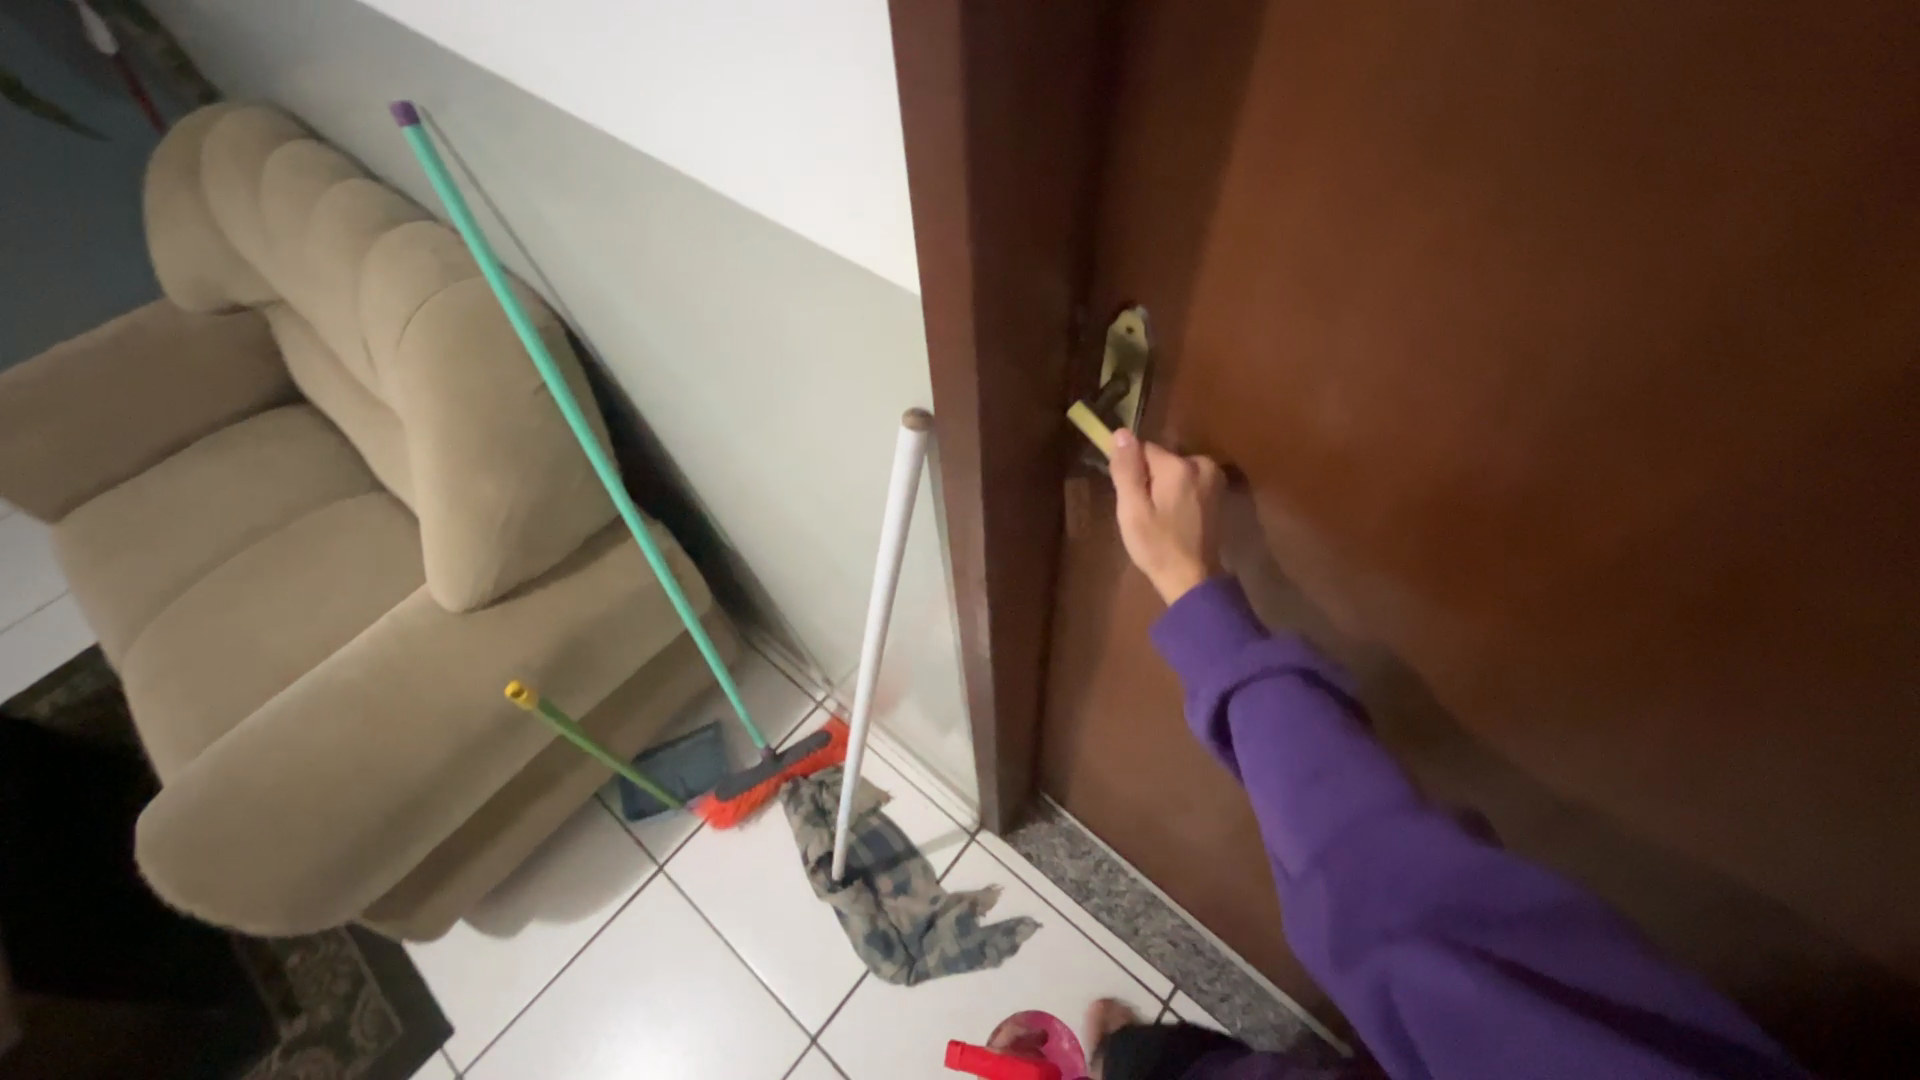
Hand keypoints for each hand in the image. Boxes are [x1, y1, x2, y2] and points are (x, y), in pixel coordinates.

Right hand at [1110, 428, 1223, 603]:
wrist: (1193, 579)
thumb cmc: (1157, 546)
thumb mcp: (1132, 509)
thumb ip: (1127, 469)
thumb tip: (1122, 432)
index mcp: (1178, 466)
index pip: (1143, 449)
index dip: (1131, 473)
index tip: (1130, 499)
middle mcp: (1201, 464)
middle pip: (1161, 460)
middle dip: (1149, 480)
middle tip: (1145, 514)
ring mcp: (1214, 479)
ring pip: (1175, 472)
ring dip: (1164, 489)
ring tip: (1159, 519)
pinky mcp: (1219, 494)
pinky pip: (1189, 484)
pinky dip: (1179, 497)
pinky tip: (1175, 520)